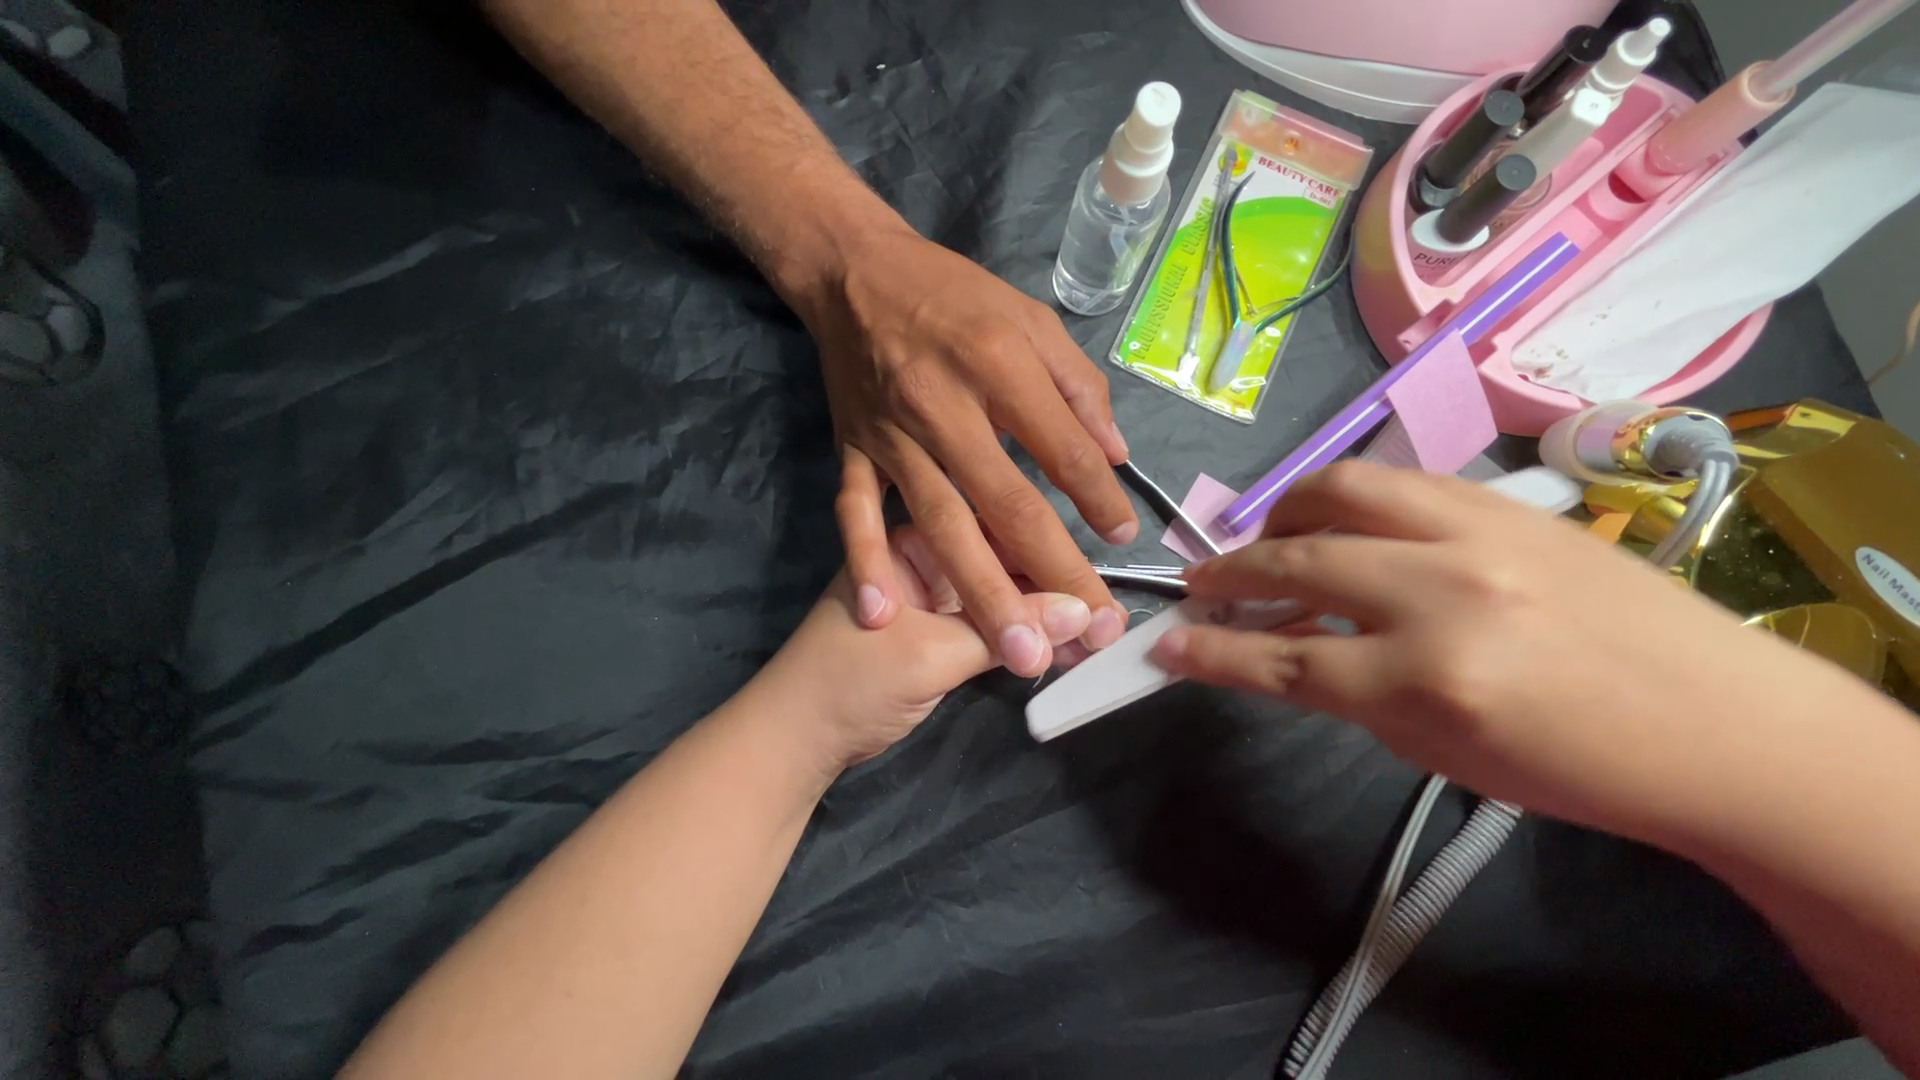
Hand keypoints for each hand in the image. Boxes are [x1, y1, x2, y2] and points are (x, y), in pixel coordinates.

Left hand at [752, 527, 1091, 776]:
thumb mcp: (927, 654)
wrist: (793, 740)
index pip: (994, 535)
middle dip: (1055, 595)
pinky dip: (1022, 641)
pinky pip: (991, 630)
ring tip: (1097, 643)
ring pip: (1002, 600)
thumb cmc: (847, 680)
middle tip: (1110, 626)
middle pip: (1004, 568)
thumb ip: (1003, 633)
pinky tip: (1061, 651)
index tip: (1101, 594)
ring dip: (1044, 621)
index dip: (1050, 562)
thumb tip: (1083, 615)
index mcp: (914, 541)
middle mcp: (927, 561)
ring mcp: (933, 601)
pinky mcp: (938, 638)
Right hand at [788, 224, 1137, 677]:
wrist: (855, 274)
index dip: (1098, 499)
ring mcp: (894, 438)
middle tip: (1087, 637)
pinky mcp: (854, 453)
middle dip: (1052, 575)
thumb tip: (1115, 454)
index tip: (1121, 539)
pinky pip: (858, 514)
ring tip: (1018, 653)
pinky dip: (866, 564)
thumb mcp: (1030, 316)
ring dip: (982, 593)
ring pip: (942, 526)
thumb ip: (1078, 385)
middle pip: (1007, 506)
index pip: (1063, 449)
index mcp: (998, 365)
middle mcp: (946, 409)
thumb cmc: (953, 294)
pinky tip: (882, 616)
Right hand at [1148, 463, 1874, 838]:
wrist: (1724, 727)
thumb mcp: (1434, 745)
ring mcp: (1483, 532)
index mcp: (1429, 680)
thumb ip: (1340, 687)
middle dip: (1232, 572)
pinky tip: (1340, 522)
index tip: (1166, 645)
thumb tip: (1269, 644)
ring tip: (1269, 537)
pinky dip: (1349, 499)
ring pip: (1343, 488)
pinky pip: (1400, 481)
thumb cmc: (1575, 766)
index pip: (1282, 660)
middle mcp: (1446, 590)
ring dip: (1284, 511)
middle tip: (1203, 584)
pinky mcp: (1511, 502)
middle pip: (1299, 560)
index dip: (1213, 654)